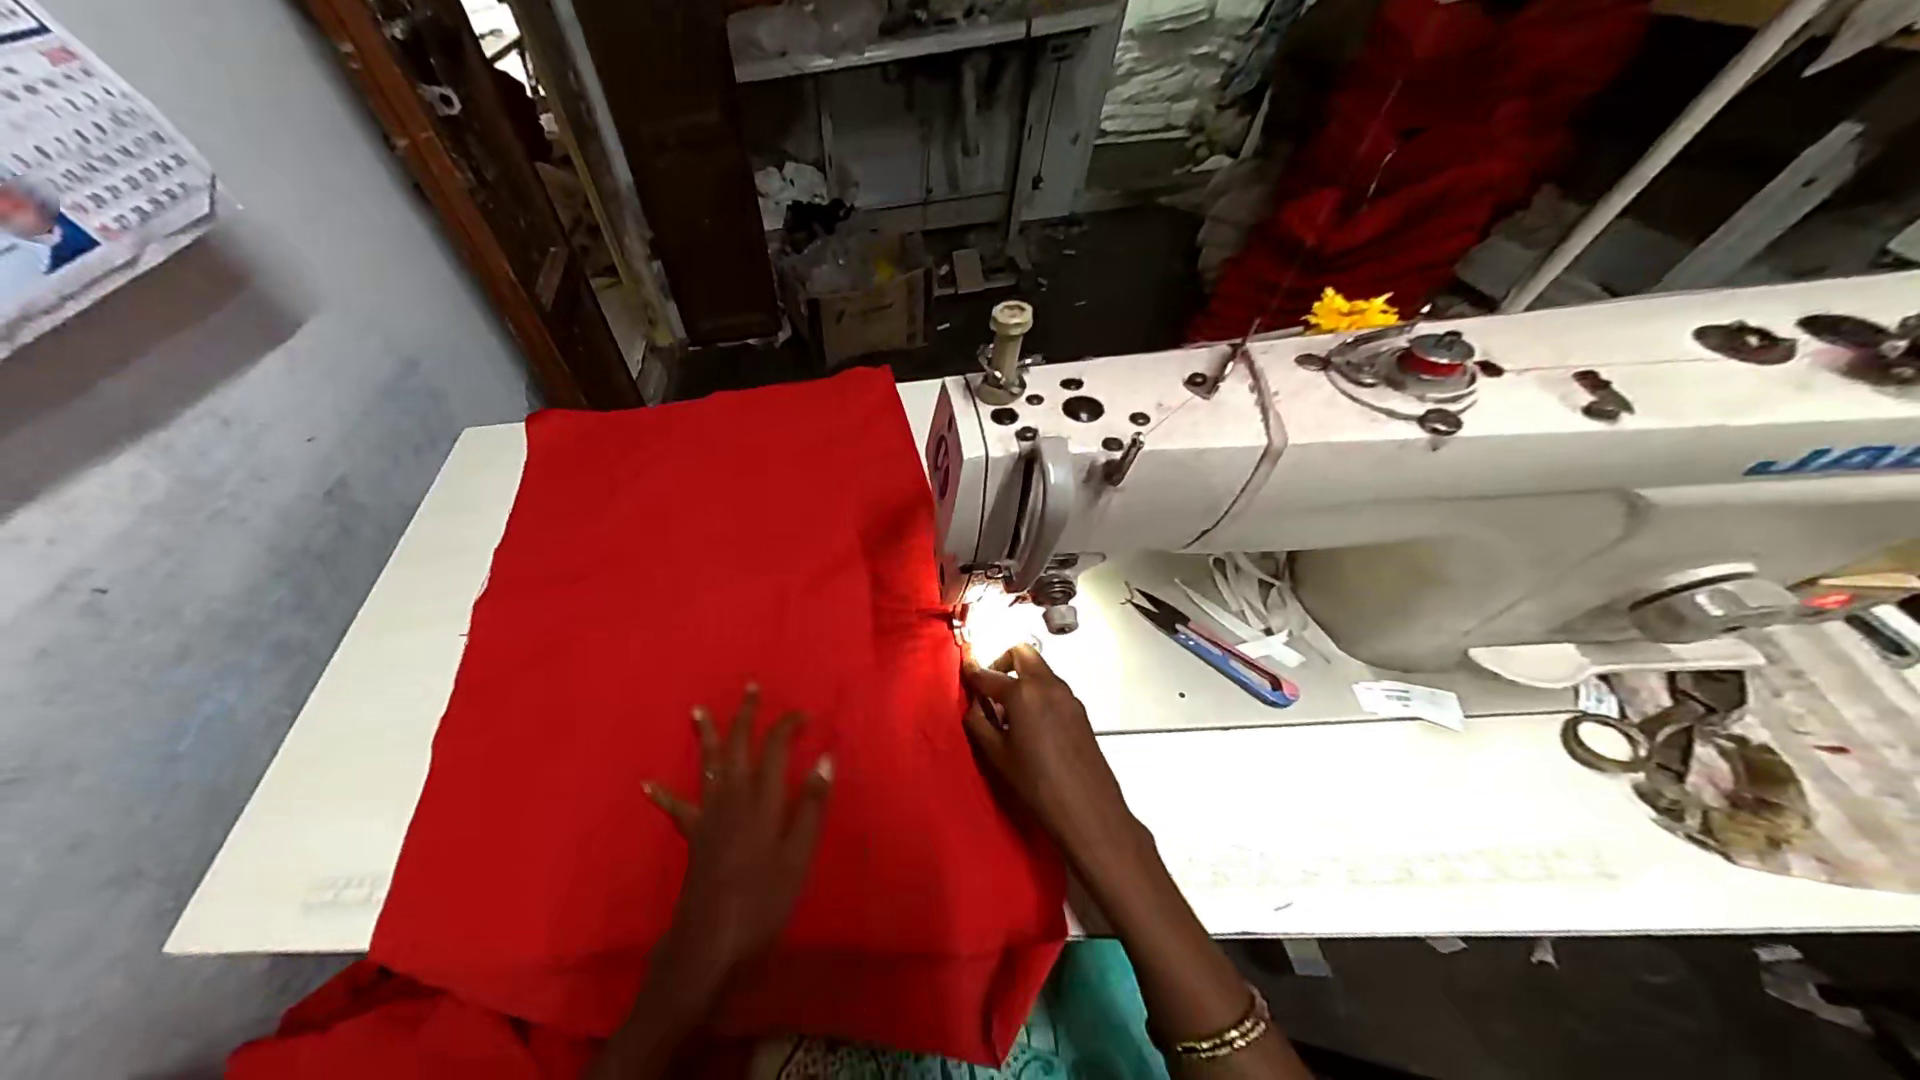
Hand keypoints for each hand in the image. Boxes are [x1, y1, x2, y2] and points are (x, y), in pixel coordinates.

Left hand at [642, 684, 831, 1000]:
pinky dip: (663, 795)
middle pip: (738, 747)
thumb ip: (813, 805)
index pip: (775, 749)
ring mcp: (709, 815)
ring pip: (708, 766)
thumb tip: (825, 758)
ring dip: (705, 736)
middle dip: (745, 716)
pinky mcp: (694, 835)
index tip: (803, 714)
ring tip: (697, 711)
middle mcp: (734, 798)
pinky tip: (647, 784)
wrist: (711, 940)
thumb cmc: (764, 898)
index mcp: (763, 800)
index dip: (787, 727)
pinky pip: (677, 809)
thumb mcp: (800, 854)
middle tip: (749, 688)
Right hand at [962, 646, 1142, 866]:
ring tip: (1008, 713)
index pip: (988, 674)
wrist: (1087, 808)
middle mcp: (1048, 686)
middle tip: (989, 688)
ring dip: (1021, 679)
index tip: (964, 671)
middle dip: (1002, 663)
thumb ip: (979, 723)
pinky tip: (1030, 725)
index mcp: (1023, 693)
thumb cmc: (1038, 784)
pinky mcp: (1079, 711)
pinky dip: (1037, 694)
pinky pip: (1053, 690)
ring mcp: (1068, 696)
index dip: (972, 672)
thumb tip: (973, 707)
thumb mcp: (997, 755)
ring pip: (1040, 671)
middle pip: (1022, 654)